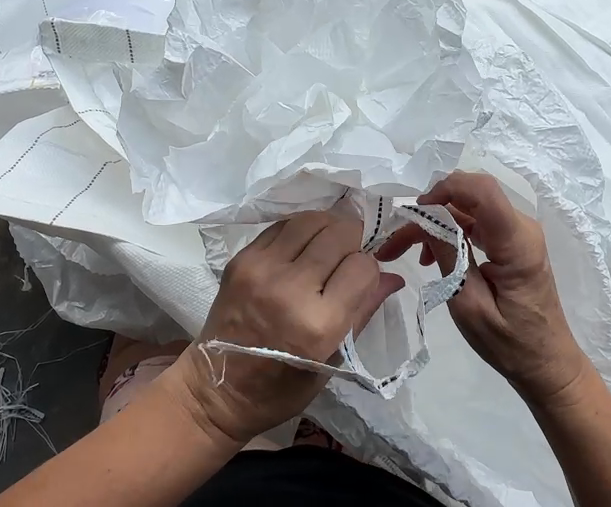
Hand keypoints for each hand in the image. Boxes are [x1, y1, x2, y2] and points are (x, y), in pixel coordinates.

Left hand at [165, 211, 403, 444]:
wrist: (216, 387)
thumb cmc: (280, 389)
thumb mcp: (332, 363)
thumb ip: (362, 314)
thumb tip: (394, 276)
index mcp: (317, 325)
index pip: (362, 268)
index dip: (371, 268)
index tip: (367, 277)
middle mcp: (289, 289)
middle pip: (338, 234)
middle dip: (354, 239)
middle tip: (353, 251)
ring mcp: (261, 268)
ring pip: (310, 220)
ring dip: (328, 226)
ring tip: (331, 242)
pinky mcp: (241, 258)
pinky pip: (282, 226)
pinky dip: (300, 230)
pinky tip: (304, 245)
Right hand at [375, 171, 590, 404]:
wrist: (547, 364)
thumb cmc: (511, 344)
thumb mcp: (470, 305)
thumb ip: (449, 256)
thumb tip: (425, 219)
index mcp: (517, 243)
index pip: (482, 191)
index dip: (445, 189)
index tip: (415, 213)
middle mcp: (521, 227)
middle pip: (470, 195)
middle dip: (430, 209)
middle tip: (398, 239)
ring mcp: (517, 232)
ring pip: (468, 206)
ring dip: (435, 221)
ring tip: (407, 250)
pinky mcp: (511, 241)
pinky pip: (475, 220)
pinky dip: (449, 229)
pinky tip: (432, 255)